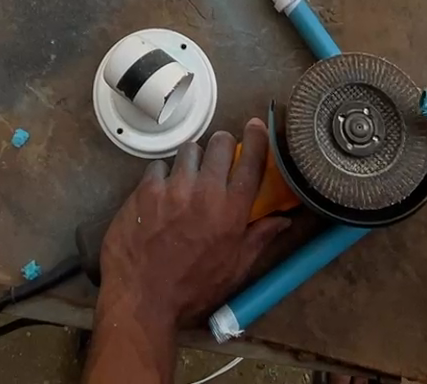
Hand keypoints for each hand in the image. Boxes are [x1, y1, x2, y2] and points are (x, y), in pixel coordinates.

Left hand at [96, 118, 292, 328]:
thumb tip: (285, 219)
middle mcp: (205, 192)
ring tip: (187, 177)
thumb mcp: (234, 271)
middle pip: (220, 143)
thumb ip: (259, 238)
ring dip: (192, 160)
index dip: (257, 138)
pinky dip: (162, 175)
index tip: (255, 125)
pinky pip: (158, 165)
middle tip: (218, 159)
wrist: (142, 301)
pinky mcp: (145, 189)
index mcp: (231, 212)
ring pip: (189, 149)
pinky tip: (160, 193)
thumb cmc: (192, 291)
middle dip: (222, 146)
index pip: (251, 162)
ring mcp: (173, 188)